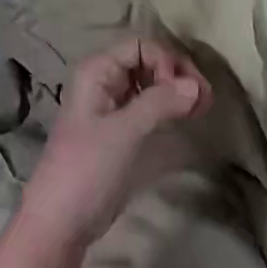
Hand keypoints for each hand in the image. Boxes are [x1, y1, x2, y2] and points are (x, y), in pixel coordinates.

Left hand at [0, 39, 211, 267]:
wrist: (60, 222)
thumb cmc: (88, 167)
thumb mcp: (124, 132)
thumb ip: (160, 103)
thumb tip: (197, 85)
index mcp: (97, 69)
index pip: (139, 46)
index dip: (166, 61)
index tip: (188, 90)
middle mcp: (103, 80)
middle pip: (146, 61)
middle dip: (176, 73)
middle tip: (206, 97)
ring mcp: (110, 104)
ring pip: (148, 83)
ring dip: (174, 90)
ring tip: (202, 106)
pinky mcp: (118, 129)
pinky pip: (146, 105)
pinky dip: (167, 106)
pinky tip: (186, 115)